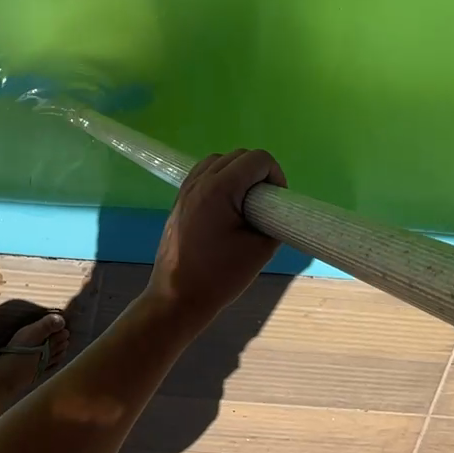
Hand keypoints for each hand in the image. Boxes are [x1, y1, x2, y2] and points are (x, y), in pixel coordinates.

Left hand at [143, 148, 285, 327]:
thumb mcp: (260, 249)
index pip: (258, 159)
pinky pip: (203, 175)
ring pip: (218, 162)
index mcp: (219, 189)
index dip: (275, 177)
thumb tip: (273, 208)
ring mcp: (185, 190)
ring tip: (245, 206)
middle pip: (238, 156)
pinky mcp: (178, 201)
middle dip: (258, 174)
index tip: (276, 204)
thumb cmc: (220, 276)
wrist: (177, 296)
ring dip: (237, 174)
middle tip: (264, 207)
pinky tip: (227, 208)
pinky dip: (219, 181)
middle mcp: (198, 182)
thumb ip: (273, 220)